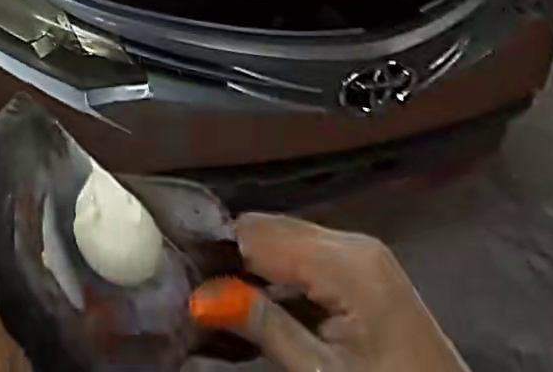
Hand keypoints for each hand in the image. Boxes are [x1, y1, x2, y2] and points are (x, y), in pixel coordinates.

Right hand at [190, 214, 468, 371]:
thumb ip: (261, 325)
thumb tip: (196, 294)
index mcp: (345, 261)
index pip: (253, 233)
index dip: (216, 256)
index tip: (187, 281)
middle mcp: (351, 241)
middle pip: (264, 228)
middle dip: (232, 259)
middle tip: (205, 296)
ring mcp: (361, 251)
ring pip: (279, 236)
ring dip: (252, 265)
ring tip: (230, 302)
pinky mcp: (365, 266)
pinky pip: (302, 250)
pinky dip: (278, 271)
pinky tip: (266, 302)